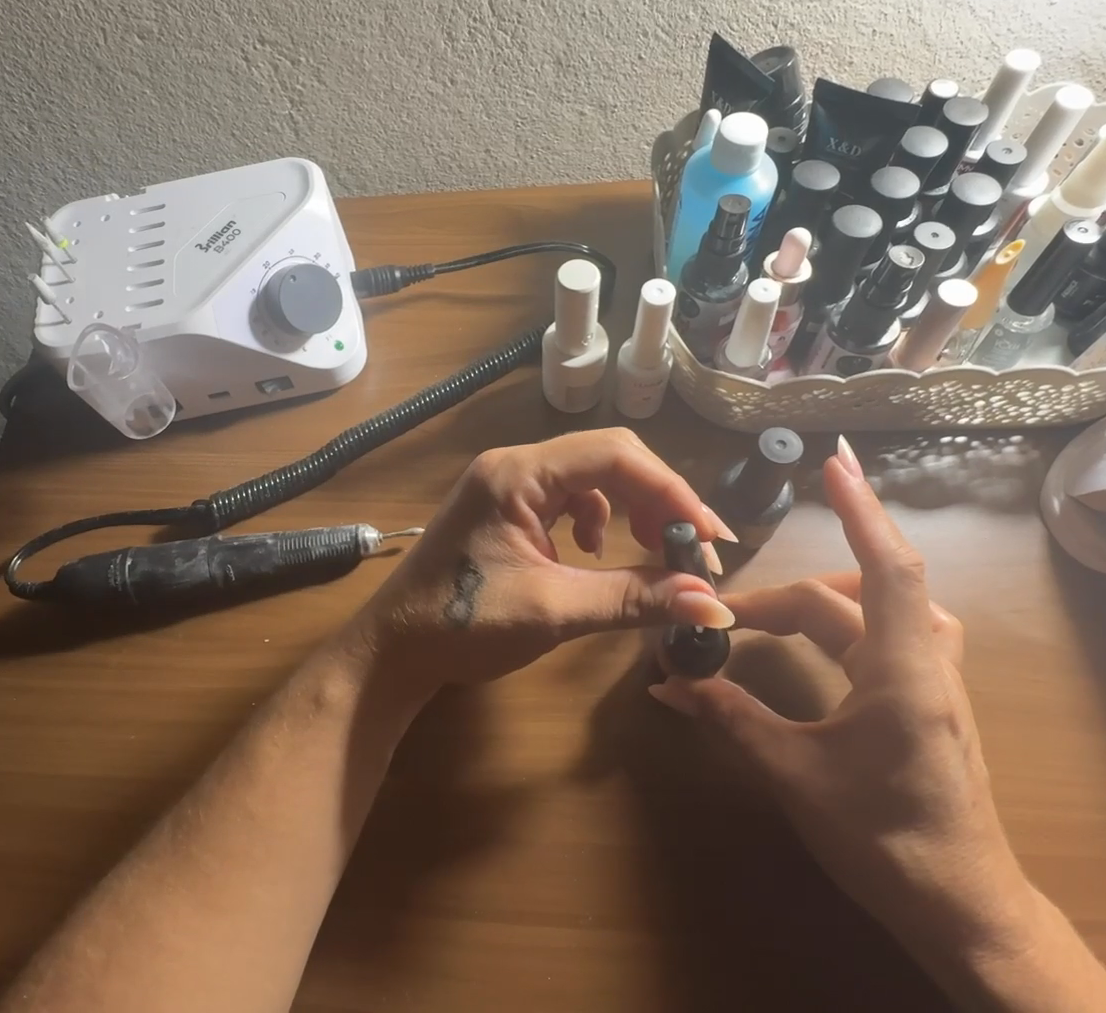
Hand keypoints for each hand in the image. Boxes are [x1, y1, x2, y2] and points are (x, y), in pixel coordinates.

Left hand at [352, 428, 737, 692]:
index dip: (672, 492)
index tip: (711, 539)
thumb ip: (633, 599)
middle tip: (695, 548)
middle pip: (608, 459)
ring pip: (591, 477)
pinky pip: (568, 498)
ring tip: (657, 551)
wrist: (393, 649)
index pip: (615, 456)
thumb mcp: (554, 610)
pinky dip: (598, 520)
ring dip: (632, 508)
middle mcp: (513, 466)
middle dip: (659, 500)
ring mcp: (506, 485)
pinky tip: (594, 553)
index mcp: (518, 474)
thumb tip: (712, 606)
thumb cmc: (462, 625)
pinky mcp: (505, 509)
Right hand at [650, 438, 1033, 967]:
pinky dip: (843, 625)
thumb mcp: (793, 774)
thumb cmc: (885, 839)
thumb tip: (666, 683)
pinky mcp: (927, 702)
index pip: (884, 567)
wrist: (964, 909)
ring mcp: (932, 682)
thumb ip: (728, 718)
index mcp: (903, 671)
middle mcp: (924, 662)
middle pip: (855, 594)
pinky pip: (886, 636)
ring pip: (876, 611)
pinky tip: (817, 647)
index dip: (858, 509)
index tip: (833, 462)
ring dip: (820, 602)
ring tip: (766, 618)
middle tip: (723, 619)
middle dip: (782, 599)